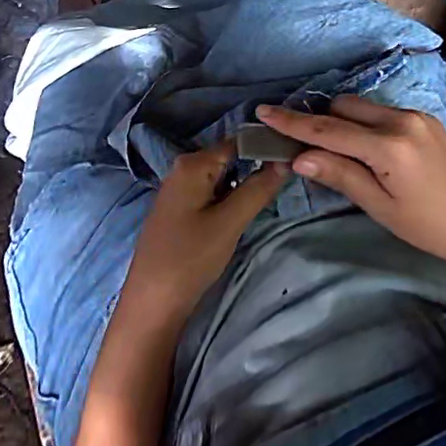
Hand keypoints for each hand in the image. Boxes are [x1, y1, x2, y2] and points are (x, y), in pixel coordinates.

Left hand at [121, 141, 286, 322]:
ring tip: (270, 194)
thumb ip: (259, 188)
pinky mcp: (179, 208)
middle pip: (230, 158)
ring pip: (223, 177)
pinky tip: (242, 211)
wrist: (152, 303)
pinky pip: (211, 191)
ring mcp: (178, 188)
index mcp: (192, 164)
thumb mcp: (230, 222)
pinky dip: (229, 198)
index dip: (266, 147)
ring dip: (244, 185)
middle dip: (256, 167)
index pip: (239, 142)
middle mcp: (182, 168)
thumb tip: (285, 160)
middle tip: (285, 179)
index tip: (293, 157)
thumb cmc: (190, 258)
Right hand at [254, 97, 445, 281]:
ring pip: (363, 106)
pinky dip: (364, 123)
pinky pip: (382, 112)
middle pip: (344, 107)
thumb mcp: (380, 207)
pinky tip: (364, 148)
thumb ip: (340, 174)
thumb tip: (299, 156)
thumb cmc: (428, 226)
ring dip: (341, 121)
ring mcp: (417, 115)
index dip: (293, 122)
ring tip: (331, 149)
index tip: (264, 112)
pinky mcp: (426, 118)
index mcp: (390, 145)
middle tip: (299, 143)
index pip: (329, 130)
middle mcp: (402, 119)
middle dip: (319, 121)